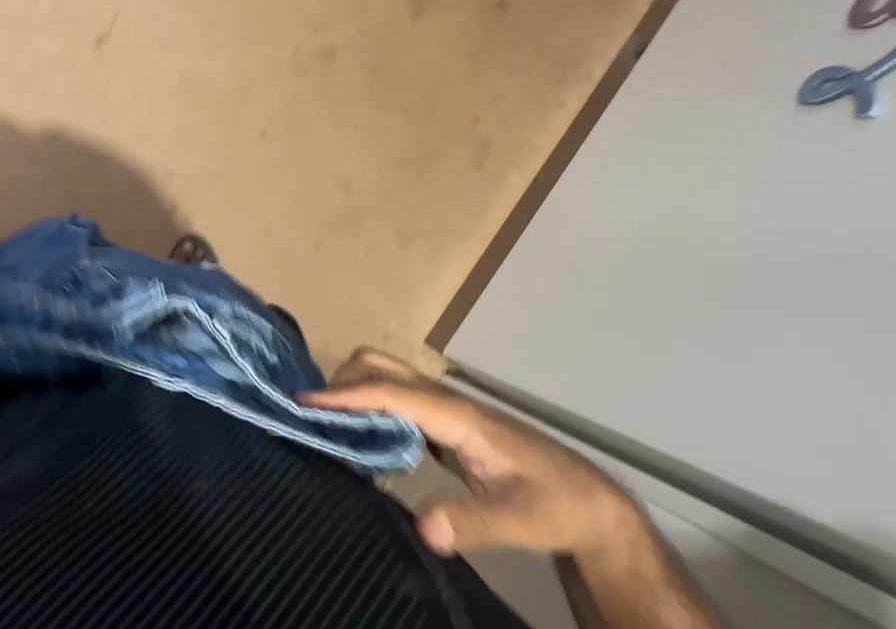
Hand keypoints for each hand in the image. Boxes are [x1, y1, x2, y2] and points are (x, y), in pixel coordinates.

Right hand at [304, 348, 646, 558]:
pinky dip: (367, 406)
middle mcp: (447, 401)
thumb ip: (475, 523)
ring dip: (353, 390)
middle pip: (382, 367)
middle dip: (343, 383)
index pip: (393, 393)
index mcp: (459, 416)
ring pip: (387, 377)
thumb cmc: (556, 506)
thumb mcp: (522, 522)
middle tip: (313, 419)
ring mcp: (446, 408)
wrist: (589, 500)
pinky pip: (395, 399)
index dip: (348, 395)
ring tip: (328, 427)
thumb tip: (423, 528)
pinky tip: (361, 439)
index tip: (307, 402)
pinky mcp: (444, 422)